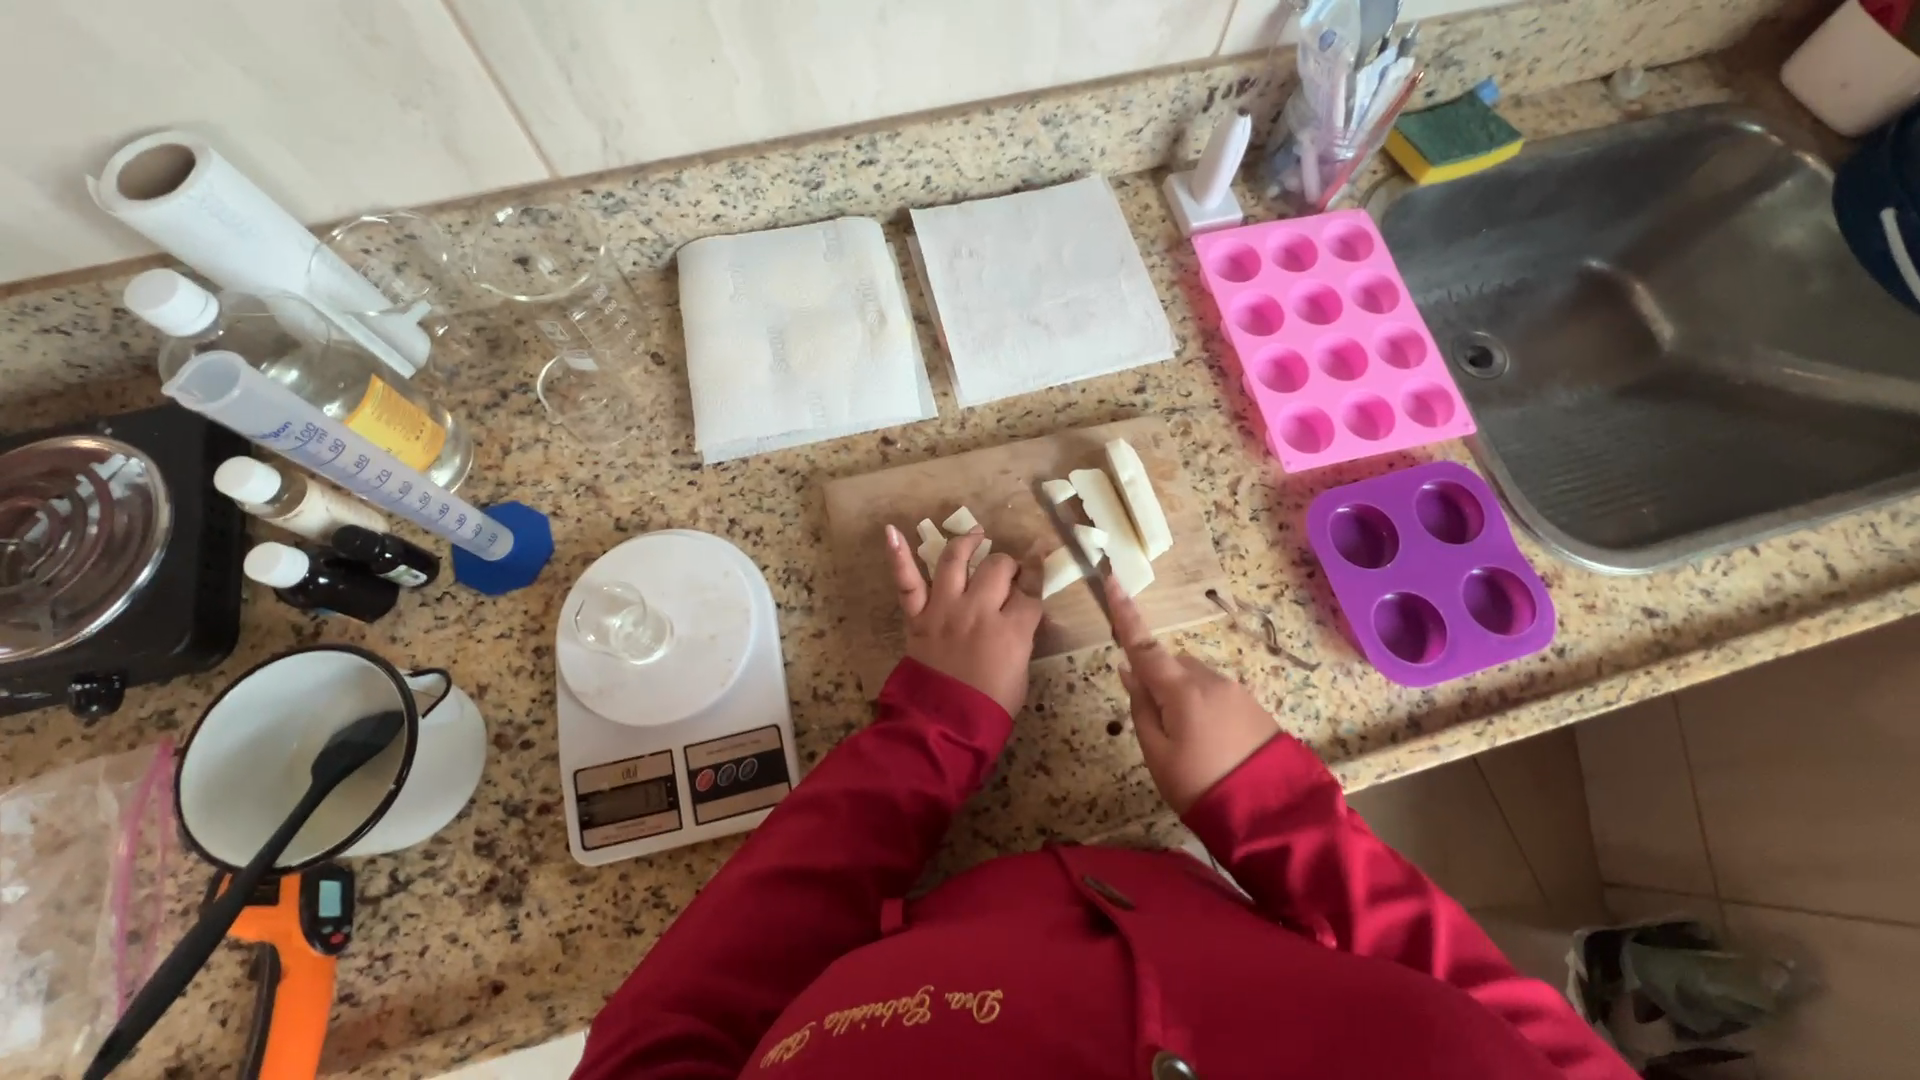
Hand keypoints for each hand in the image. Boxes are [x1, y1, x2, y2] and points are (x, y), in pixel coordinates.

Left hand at [886, 525, 1043, 715]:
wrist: (946, 724)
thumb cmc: (990, 706)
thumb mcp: (1021, 671)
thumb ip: (1021, 638)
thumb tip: (1019, 616)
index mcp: (1012, 629)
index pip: (1030, 592)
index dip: (1036, 578)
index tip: (1037, 566)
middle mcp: (979, 610)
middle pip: (998, 569)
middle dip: (1008, 564)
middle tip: (1008, 570)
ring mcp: (945, 609)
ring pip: (956, 561)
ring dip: (967, 543)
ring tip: (975, 536)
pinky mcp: (918, 617)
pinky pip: (906, 582)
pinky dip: (897, 556)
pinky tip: (891, 532)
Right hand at [1108, 575, 1280, 812]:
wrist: (1268, 813)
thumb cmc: (1199, 785)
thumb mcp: (1156, 753)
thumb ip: (1141, 708)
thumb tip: (1130, 672)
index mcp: (1182, 689)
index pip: (1144, 645)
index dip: (1126, 613)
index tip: (1113, 580)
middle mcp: (1210, 679)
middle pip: (1171, 665)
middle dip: (1159, 682)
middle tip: (1158, 728)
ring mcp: (1236, 690)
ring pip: (1194, 680)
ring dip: (1183, 697)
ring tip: (1189, 745)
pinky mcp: (1253, 705)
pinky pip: (1216, 694)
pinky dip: (1204, 708)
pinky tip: (1211, 743)